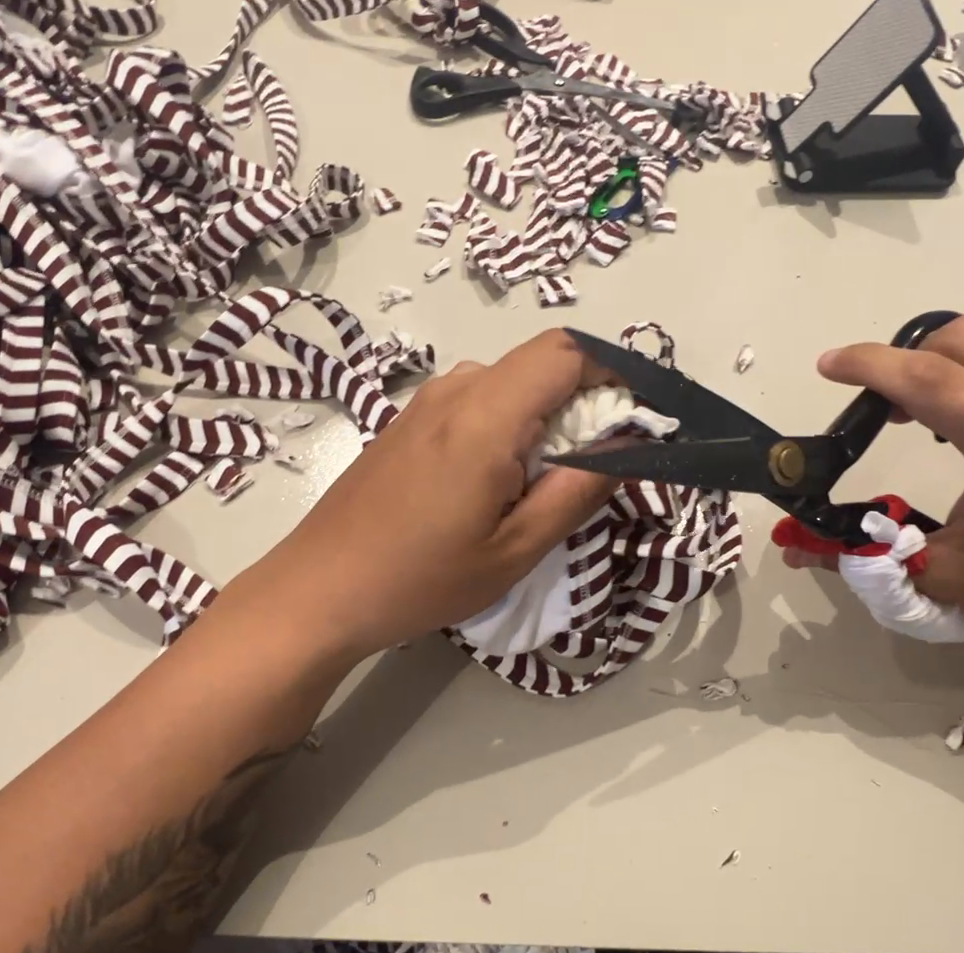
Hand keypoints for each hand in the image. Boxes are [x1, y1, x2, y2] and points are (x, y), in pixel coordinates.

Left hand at [228, 329, 617, 658]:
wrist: (320, 589)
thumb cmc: (421, 578)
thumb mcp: (516, 548)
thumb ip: (580, 489)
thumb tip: (633, 442)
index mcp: (485, 414)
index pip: (568, 352)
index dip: (617, 372)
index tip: (643, 418)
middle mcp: (454, 391)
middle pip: (540, 365)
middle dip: (585, 402)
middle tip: (599, 468)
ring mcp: (425, 404)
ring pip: (509, 385)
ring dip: (544, 418)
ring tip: (545, 486)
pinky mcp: (408, 423)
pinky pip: (477, 404)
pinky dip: (509, 427)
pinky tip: (497, 486)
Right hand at [814, 314, 963, 653]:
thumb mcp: (950, 572)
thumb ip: (870, 554)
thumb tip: (798, 553)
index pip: (921, 377)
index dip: (864, 364)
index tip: (828, 366)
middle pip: (956, 339)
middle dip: (906, 363)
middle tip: (891, 411)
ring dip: (956, 352)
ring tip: (945, 400)